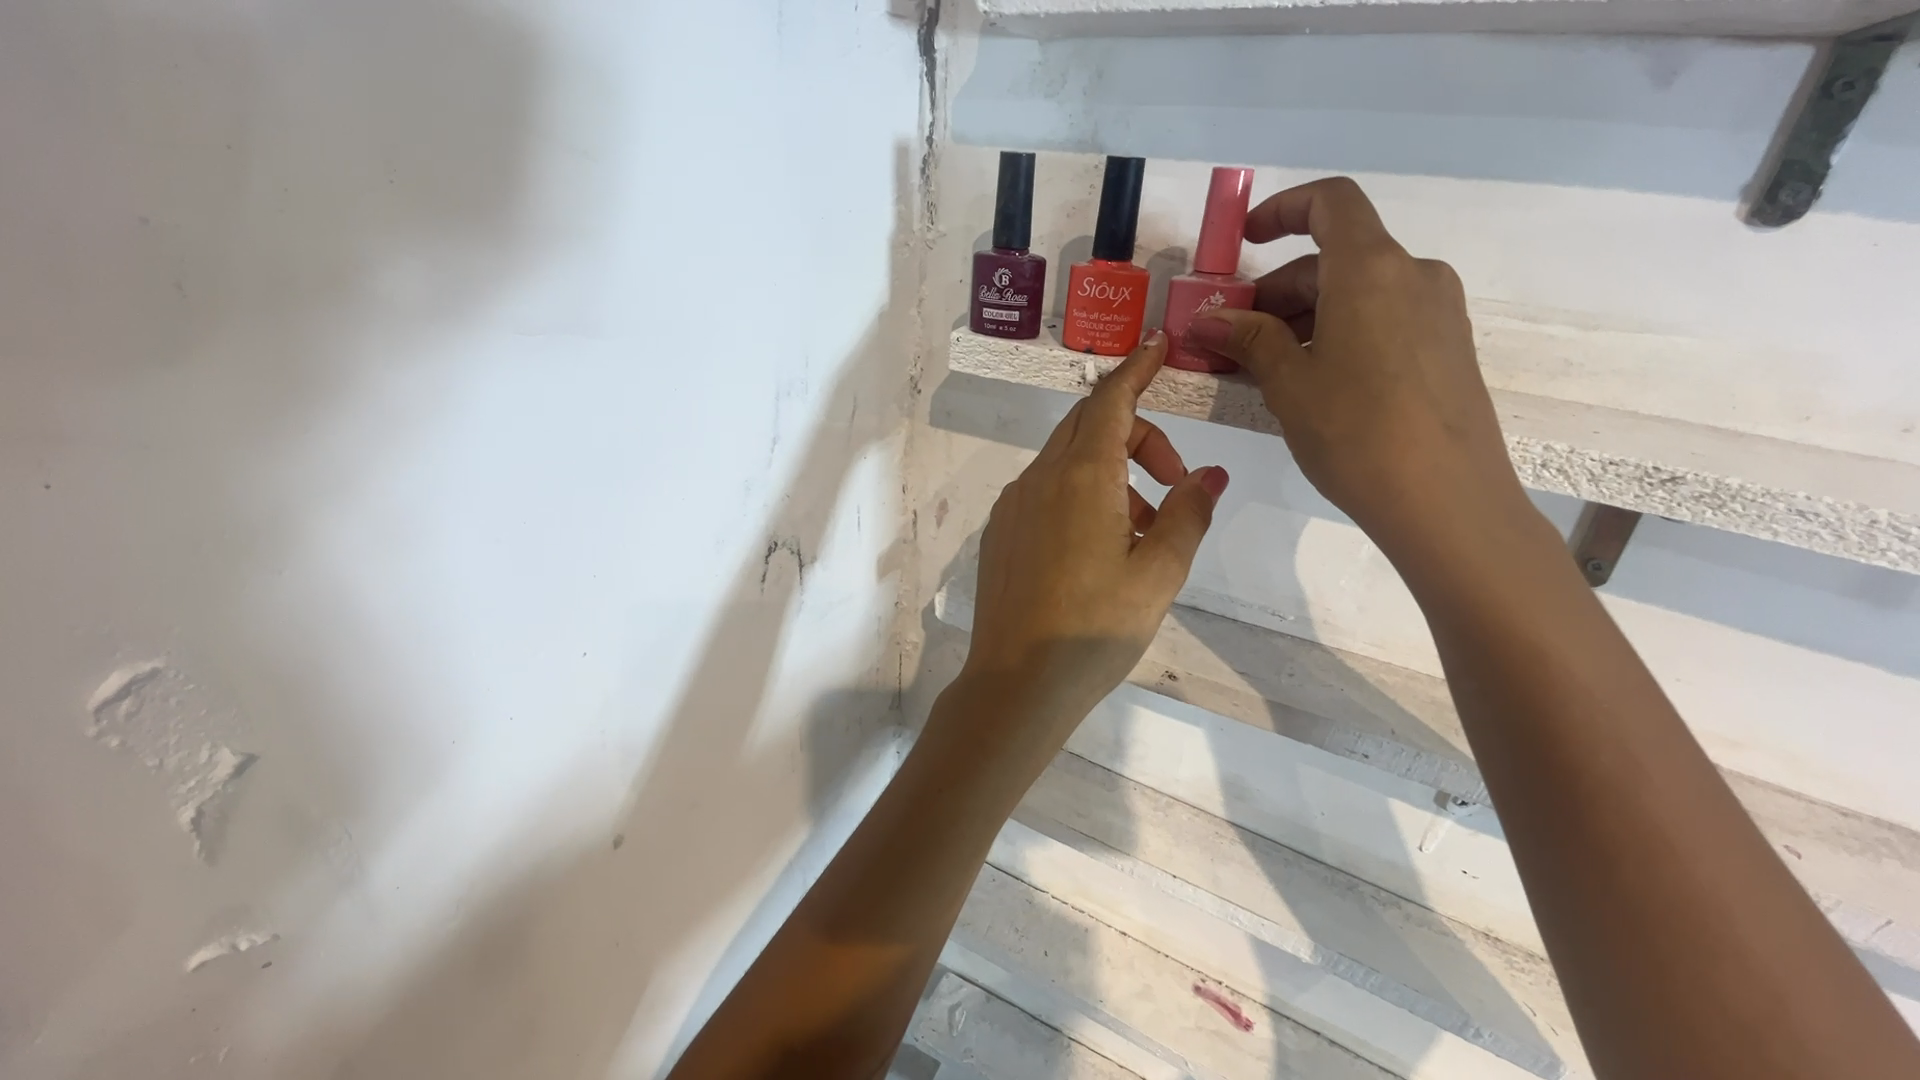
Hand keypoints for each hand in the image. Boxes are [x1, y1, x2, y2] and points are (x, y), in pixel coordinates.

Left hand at [957, 330, 1228, 747]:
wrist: (1016, 683)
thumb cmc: (1095, 629)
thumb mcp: (1159, 573)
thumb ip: (1188, 514)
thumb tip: (1210, 473)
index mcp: (1081, 477)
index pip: (1111, 400)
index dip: (1138, 370)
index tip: (1159, 346)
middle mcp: (1039, 478)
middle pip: (1089, 427)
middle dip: (1138, 436)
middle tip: (1175, 480)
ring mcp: (1013, 506)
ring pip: (1067, 463)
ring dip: (1113, 475)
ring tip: (1146, 532)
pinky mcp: (1001, 533)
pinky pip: (1046, 492)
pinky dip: (1081, 497)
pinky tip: (1101, 549)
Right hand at [1181, 177, 1528, 558]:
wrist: (1447, 500)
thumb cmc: (1356, 432)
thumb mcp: (1289, 384)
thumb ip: (1249, 339)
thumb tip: (1208, 319)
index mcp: (1371, 268)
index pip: (1331, 202)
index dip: (1283, 210)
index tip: (1245, 243)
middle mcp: (1413, 275)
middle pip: (1336, 257)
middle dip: (1279, 290)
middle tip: (1234, 339)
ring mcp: (1439, 312)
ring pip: (1359, 293)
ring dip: (1307, 318)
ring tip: (1267, 371)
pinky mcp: (1449, 349)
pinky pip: (1385, 320)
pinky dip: (1341, 334)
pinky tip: (1315, 385)